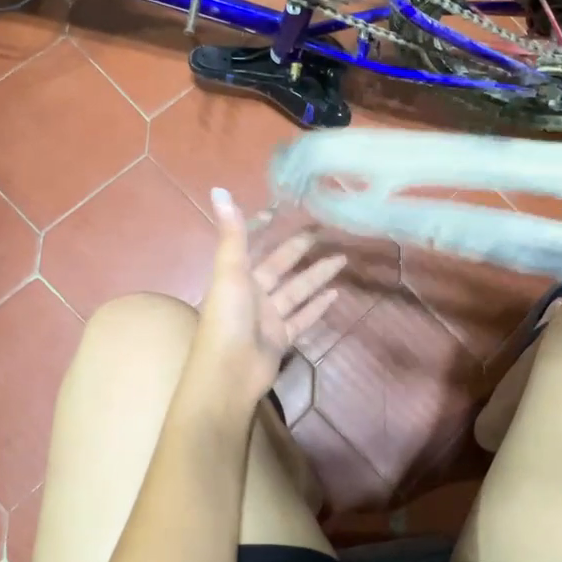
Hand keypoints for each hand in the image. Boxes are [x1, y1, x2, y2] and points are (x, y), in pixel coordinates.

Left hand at [183, 188, 345, 411]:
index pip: (256, 247)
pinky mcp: (282, 339)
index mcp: (238, 277)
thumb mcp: (230, 271)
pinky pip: (303, 318)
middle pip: (282, 268)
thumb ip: (231, 233)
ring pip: (297, 292)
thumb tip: (219, 189)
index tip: (289, 213)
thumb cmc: (227, 319)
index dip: (270, 230)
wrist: (228, 372)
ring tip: (342, 260)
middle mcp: (254, 295)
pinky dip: (318, 307)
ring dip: (317, 276)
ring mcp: (269, 318)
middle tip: (325, 233)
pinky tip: (335, 294)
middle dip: (301, 251)